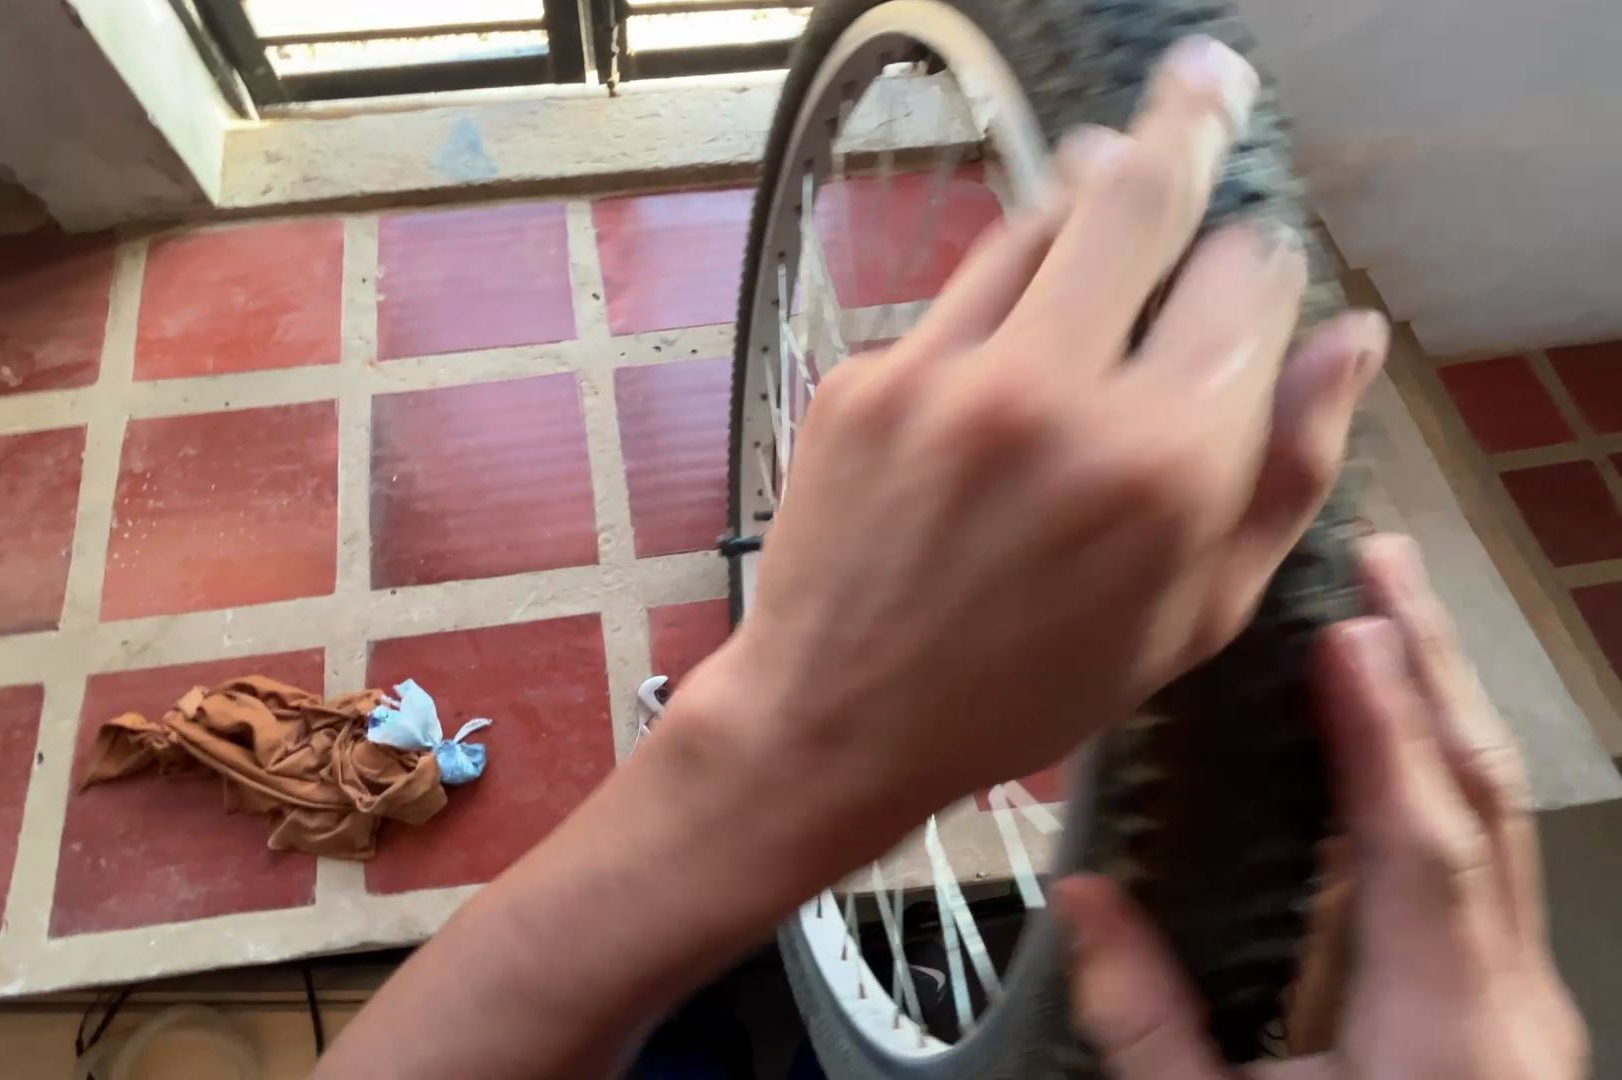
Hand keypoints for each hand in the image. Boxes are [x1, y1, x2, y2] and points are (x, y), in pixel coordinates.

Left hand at [674, 35, 1388, 826]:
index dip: (1255, 261)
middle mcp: (1048, 396)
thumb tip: (1349, 340)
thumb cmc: (1015, 691)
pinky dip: (983, 309)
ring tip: (1100, 171)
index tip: (1245, 258)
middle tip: (1198, 86)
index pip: (1246, 285)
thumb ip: (1281, 477)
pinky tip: (989, 344)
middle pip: (1136, 198)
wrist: (837, 708)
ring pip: (1027, 229)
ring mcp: (933, 378)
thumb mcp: (1184, 619)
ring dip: (1074, 199)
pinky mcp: (853, 384)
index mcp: (1162, 464)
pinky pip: (942, 311)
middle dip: (1182, 132)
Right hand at [1053, 534, 1588, 1079]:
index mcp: (1448, 1030)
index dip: (1385, 736)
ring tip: (1389, 608)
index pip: (1422, 850)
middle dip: (1435, 672)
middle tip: (1388, 568)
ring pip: (1492, 809)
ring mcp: (1508, 979)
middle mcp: (1504, 988)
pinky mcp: (1486, 974)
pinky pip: (1468, 835)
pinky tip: (1385, 715)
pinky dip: (1428, 752)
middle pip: (1486, 802)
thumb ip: (1150, 1019)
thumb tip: (1081, 898)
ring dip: (1436, 696)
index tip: (1348, 637)